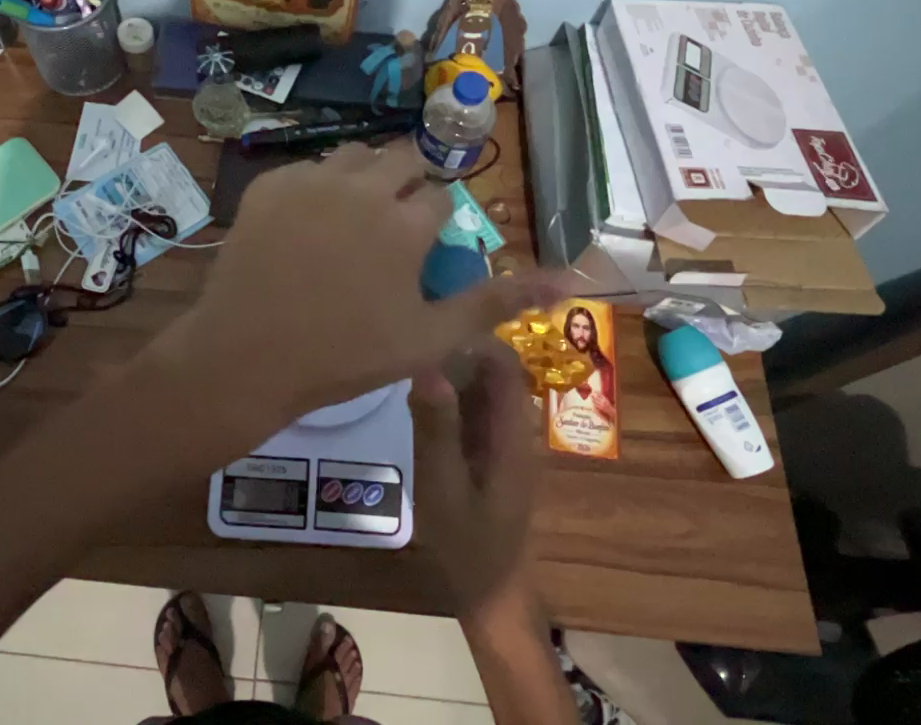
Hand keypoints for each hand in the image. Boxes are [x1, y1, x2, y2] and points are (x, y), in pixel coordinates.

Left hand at [155, 143, 556, 447]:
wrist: (246, 356)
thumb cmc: (346, 355)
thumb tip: (567, 279)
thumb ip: (495, 302)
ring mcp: (312, 179)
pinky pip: (307, 168)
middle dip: (409, 183)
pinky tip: (307, 223)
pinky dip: (317, 186)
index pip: (444, 196)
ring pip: (355, 155)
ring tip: (354, 216)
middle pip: (403, 159)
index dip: (439, 220)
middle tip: (393, 224)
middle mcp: (365, 185)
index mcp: (409, 221)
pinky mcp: (269, 184)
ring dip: (365, 176)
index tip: (425, 246)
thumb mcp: (430, 338)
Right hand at [412, 349, 542, 616]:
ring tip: (407, 368)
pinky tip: (417, 405)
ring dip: (451, 376)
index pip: (503, 365)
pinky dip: (449, 401)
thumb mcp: (442, 485)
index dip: (472, 339)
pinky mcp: (490, 455)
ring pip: (482, 390)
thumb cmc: (467, 543)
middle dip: (457, 354)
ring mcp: (503, 443)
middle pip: (494, 372)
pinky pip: (474, 412)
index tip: (430, 327)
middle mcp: (513, 430)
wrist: (490, 594)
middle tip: (410, 347)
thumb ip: (435, 427)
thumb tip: (426, 364)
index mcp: (510, 433)